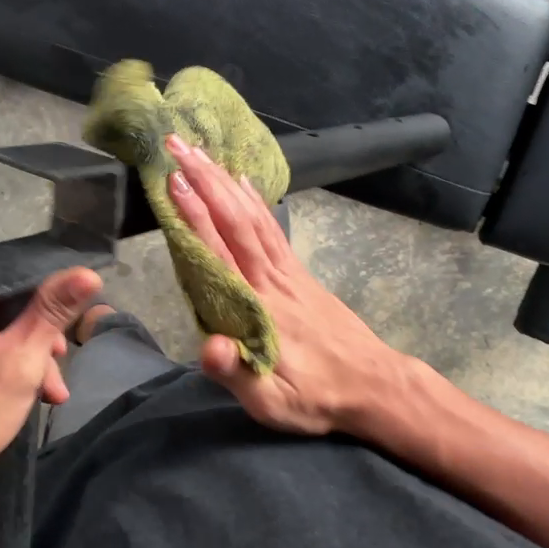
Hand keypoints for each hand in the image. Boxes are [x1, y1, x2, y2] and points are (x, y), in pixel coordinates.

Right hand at [164, 134, 414, 435]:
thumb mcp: (272, 403)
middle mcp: (271, 279)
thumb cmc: (317, 398)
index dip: (194, 215)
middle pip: (235, 220)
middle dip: (204, 179)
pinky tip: (243, 182)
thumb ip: (238, 374)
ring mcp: (288, 272)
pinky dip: (256, 200)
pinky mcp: (300, 274)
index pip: (220, 252)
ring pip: (253, 216)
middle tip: (176, 144)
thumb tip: (209, 346)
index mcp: (257, 308)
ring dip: (224, 181)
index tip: (173, 180)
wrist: (375, 386)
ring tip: (200, 150)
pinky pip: (273, 228)